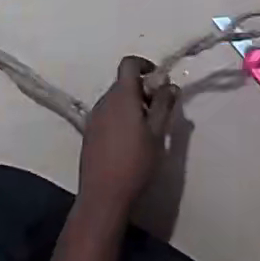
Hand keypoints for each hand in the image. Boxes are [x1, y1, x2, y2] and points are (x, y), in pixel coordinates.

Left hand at [78, 56, 177, 216]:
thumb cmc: (135, 162)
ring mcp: (94, 117)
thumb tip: (170, 85)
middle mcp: (104, 101)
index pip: (129, 64)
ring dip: (132, 103)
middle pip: (123, 82)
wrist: (103, 196)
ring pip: (115, 99)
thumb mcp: (157, 133)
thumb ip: (164, 105)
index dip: (145, 65)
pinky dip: (121, 116)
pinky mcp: (89, 133)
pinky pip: (107, 114)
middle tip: (159, 109)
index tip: (160, 81)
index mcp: (121, 96)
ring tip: (147, 128)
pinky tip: (130, 140)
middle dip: (143, 89)